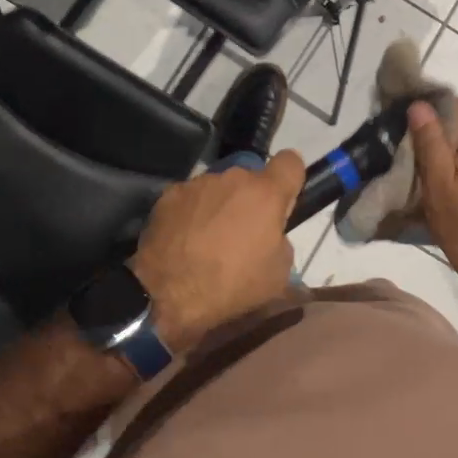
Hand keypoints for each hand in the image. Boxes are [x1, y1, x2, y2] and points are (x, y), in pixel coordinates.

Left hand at [130, 151, 304, 350]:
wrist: (167, 295)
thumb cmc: (231, 286)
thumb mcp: (278, 274)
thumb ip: (281, 240)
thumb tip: (270, 233)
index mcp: (266, 193)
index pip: (291, 162)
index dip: (290, 180)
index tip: (282, 202)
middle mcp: (234, 178)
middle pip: (251, 179)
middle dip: (251, 201)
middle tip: (241, 235)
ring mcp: (199, 183)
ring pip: (220, 188)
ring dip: (220, 206)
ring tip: (207, 241)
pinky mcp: (171, 194)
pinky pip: (192, 198)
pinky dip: (192, 213)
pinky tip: (184, 240)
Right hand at [409, 99, 457, 282]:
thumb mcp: (439, 183)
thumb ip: (430, 142)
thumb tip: (419, 105)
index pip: (457, 104)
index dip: (430, 104)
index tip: (403, 113)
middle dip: (434, 123)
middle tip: (405, 133)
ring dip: (443, 138)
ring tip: (416, 149)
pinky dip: (453, 152)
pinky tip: (435, 165)